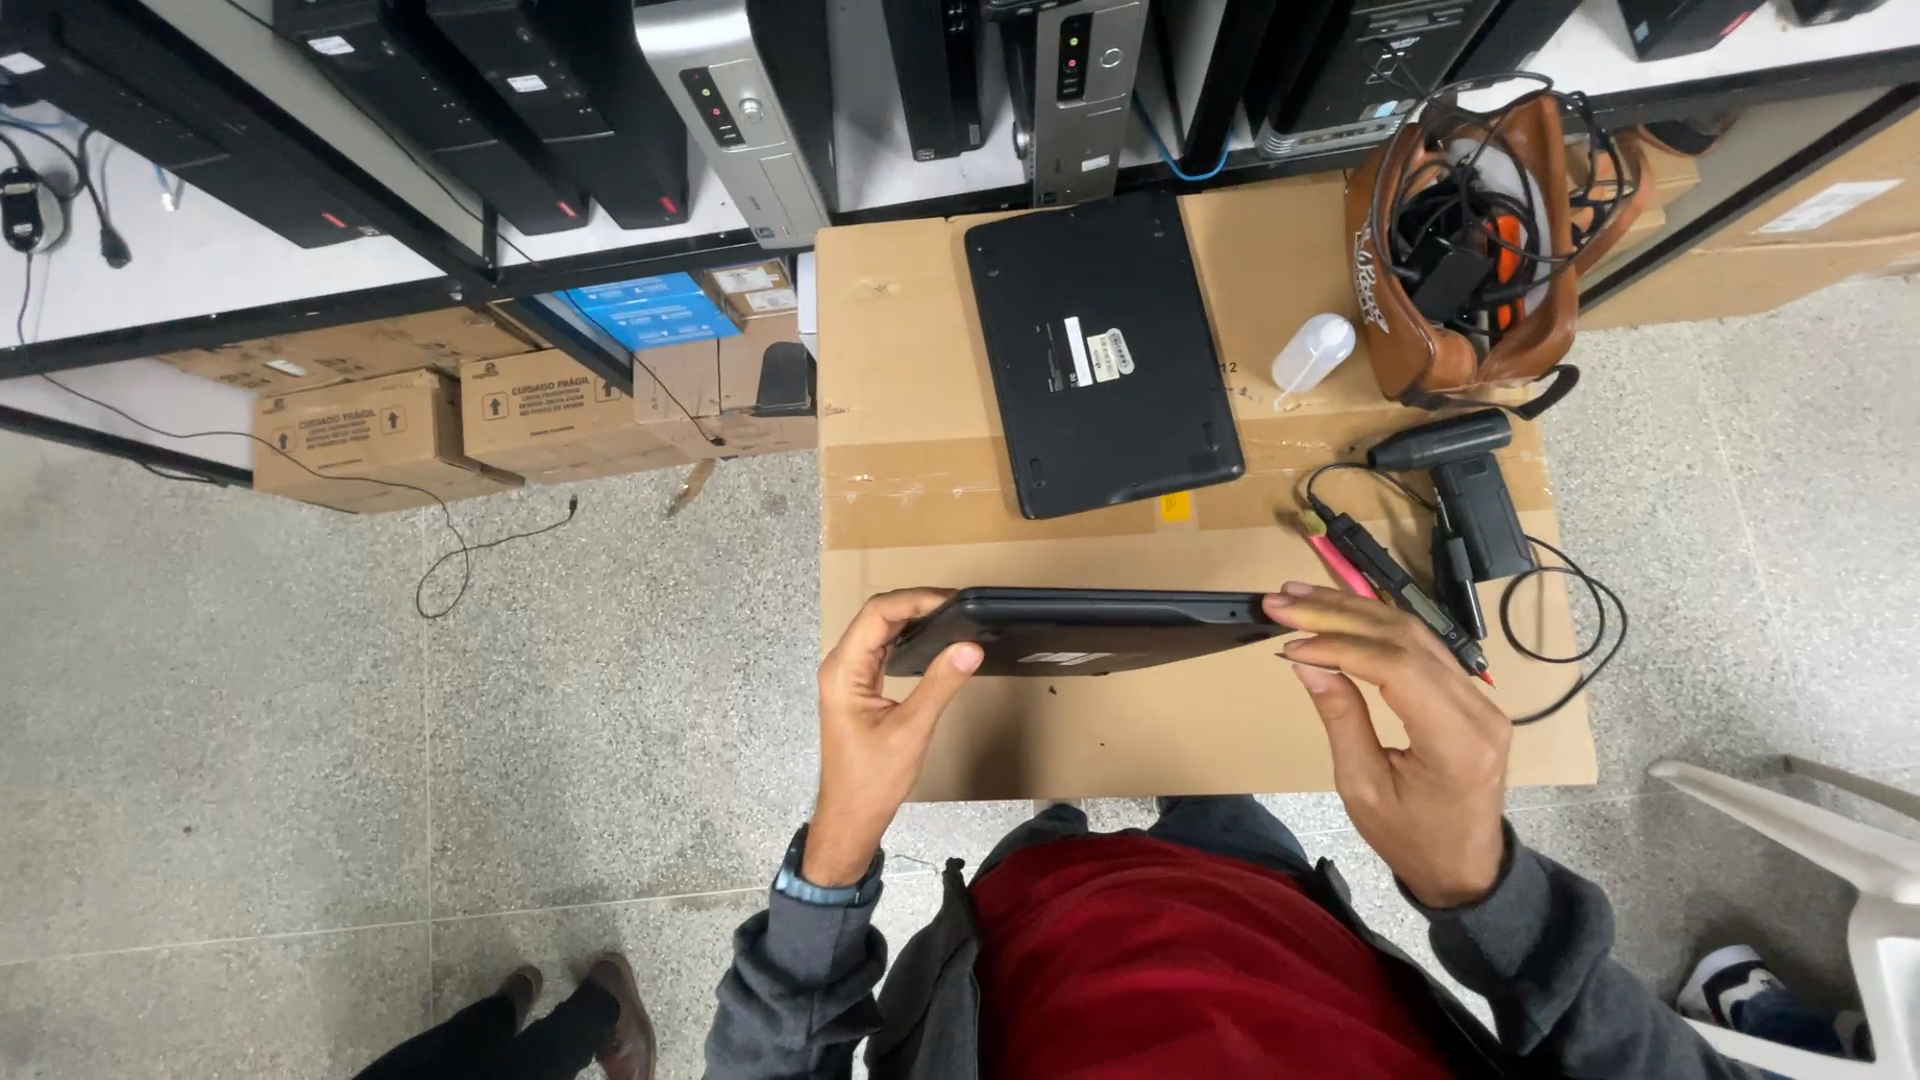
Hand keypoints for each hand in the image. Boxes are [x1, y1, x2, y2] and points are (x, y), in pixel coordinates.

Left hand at [805, 589, 983, 885]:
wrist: (851, 817)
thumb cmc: (873, 779)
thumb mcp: (912, 729)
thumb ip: (941, 684)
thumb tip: (971, 646)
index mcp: (843, 670)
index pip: (878, 614)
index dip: (914, 600)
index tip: (951, 600)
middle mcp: (841, 665)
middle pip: (877, 615)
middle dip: (916, 603)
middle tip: (958, 604)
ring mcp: (848, 674)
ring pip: (879, 629)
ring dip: (912, 617)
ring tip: (951, 614)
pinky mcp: (858, 685)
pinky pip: (882, 648)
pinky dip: (907, 637)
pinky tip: (932, 637)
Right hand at [1265, 582, 1510, 908]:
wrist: (1466, 867)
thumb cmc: (1410, 838)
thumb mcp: (1362, 786)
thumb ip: (1340, 717)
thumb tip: (1306, 662)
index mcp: (1455, 740)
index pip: (1396, 667)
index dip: (1338, 646)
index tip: (1289, 644)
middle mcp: (1477, 708)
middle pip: (1403, 637)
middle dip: (1335, 613)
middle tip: (1281, 601)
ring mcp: (1479, 697)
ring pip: (1411, 630)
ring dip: (1350, 608)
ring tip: (1298, 595)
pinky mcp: (1467, 692)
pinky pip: (1419, 644)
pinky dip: (1371, 623)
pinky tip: (1336, 610)